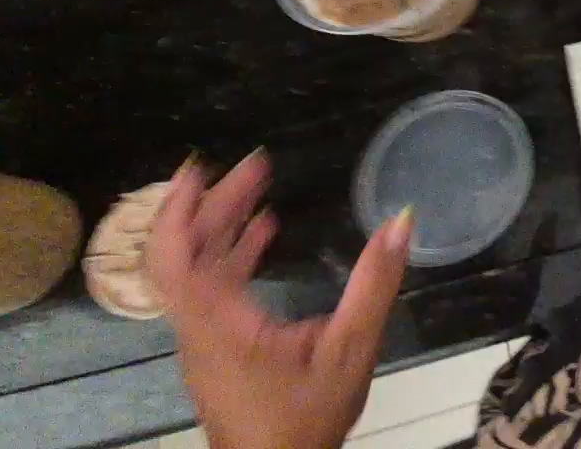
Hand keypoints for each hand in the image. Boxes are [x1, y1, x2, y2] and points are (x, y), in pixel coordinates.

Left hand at [149, 150, 412, 448]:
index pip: (178, 262)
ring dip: (223, 225)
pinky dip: (233, 251)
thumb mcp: (353, 347)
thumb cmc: (307, 416)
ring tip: (260, 187)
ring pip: (197, 271)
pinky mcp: (221, 347)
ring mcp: (207, 340)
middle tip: (255, 165)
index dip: (180, 213)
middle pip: (186, 258)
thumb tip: (403, 219)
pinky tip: (265, 231)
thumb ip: (376, 283)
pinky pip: (213, 287)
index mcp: (222, 326)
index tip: (197, 169)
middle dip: (214, 205)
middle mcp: (201, 329)